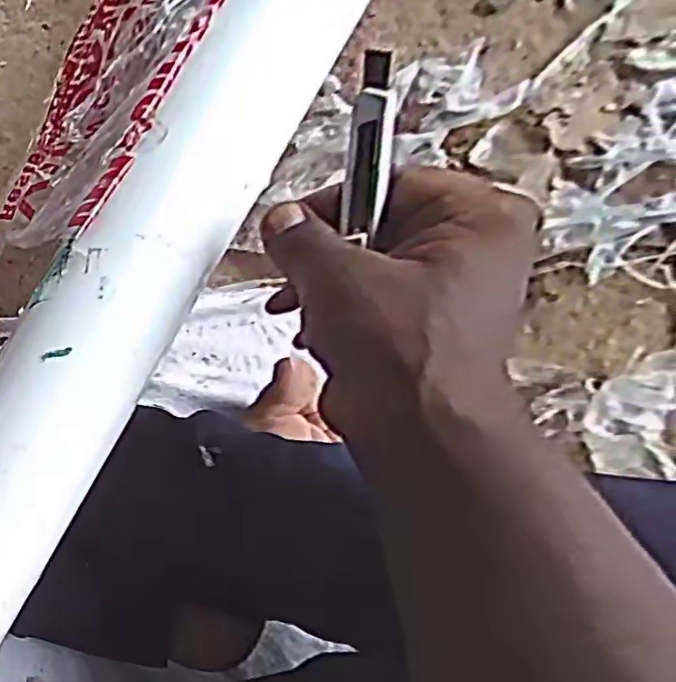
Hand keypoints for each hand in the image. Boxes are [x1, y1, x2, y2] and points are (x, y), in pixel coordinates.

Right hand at [261, 168, 539, 446]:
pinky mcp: (416, 322)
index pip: (391, 185)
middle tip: (292, 272)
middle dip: (320, 257)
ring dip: (319, 289)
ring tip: (303, 308)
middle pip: (373, 228)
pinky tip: (318, 329)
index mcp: (478, 219)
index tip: (287, 225)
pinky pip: (363, 300)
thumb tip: (283, 219)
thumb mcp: (338, 279)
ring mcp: (445, 288)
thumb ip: (305, 242)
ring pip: (362, 267)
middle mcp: (472, 248)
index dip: (330, 205)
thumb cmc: (405, 351)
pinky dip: (330, 312)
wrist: (412, 417)